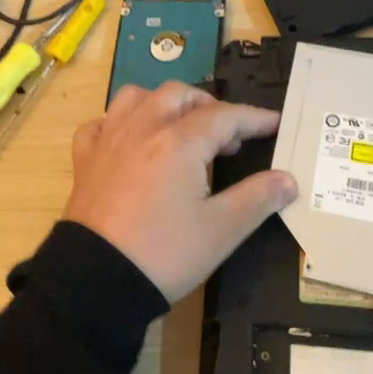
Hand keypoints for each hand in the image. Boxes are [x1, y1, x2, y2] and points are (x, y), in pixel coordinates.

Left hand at [65, 83, 298, 300]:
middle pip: (178, 95)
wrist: (96, 278)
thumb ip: (257, 199)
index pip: (224, 117)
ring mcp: (109, 141)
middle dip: (208, 106)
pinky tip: (130, 141)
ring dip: (163, 104)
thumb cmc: (165, 253)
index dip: (254, 118)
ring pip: (136, 98)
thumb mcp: (221, 231)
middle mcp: (142, 129)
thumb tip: (288, 179)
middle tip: (227, 138)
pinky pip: (100, 123)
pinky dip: (119, 122)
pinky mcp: (84, 160)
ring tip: (179, 128)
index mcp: (179, 142)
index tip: (275, 124)